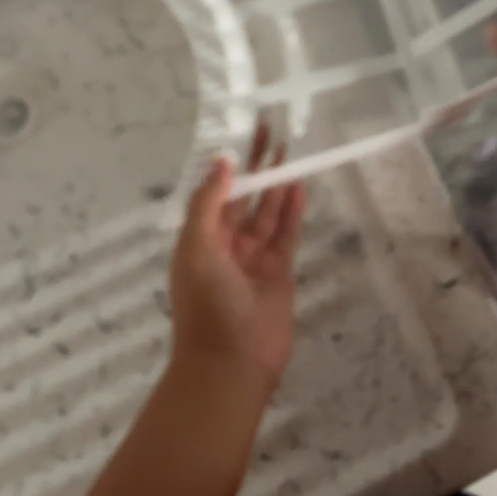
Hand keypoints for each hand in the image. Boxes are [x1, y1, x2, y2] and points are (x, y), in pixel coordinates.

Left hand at [168, 134, 306, 394]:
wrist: (231, 365)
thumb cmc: (207, 304)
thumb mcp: (197, 247)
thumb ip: (209, 202)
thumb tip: (222, 161)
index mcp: (199, 237)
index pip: (215, 189)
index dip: (228, 161)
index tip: (241, 131)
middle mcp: (226, 243)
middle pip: (243, 195)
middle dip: (255, 165)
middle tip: (270, 130)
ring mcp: (254, 257)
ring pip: (267, 211)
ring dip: (276, 183)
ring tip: (289, 151)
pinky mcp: (279, 271)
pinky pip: (286, 233)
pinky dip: (292, 210)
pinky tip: (299, 186)